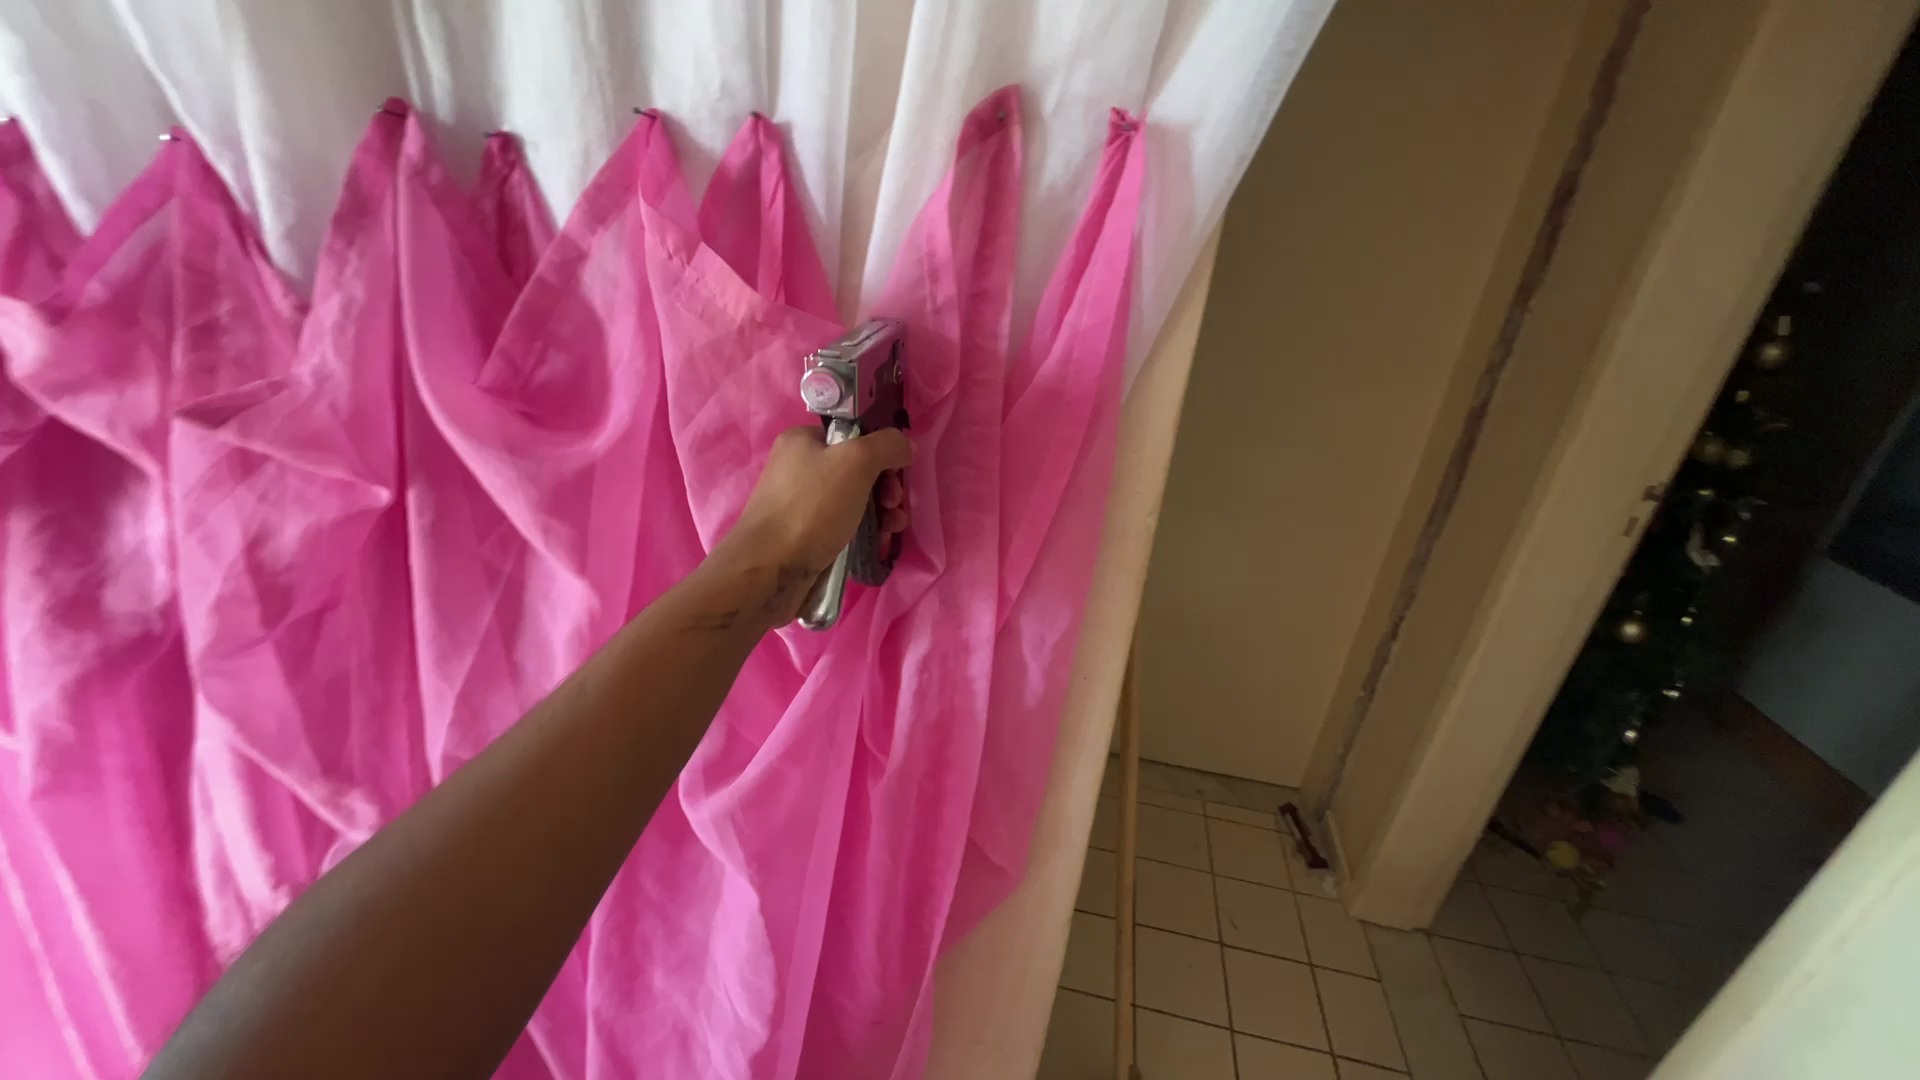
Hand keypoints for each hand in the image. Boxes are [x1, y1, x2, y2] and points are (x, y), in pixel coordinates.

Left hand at [713, 425, 912, 625]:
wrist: (770, 569)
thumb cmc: (812, 508)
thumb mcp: (857, 462)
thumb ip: (887, 445)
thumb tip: (906, 446)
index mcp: (803, 441)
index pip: (853, 435)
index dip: (881, 452)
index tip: (896, 473)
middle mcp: (800, 468)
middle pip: (859, 469)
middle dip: (886, 487)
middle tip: (893, 504)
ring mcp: (803, 504)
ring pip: (856, 500)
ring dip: (882, 512)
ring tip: (892, 529)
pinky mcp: (808, 535)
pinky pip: (846, 525)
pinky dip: (866, 532)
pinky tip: (879, 543)